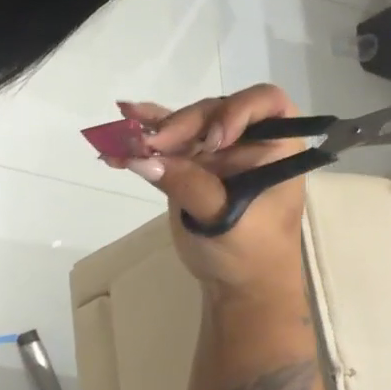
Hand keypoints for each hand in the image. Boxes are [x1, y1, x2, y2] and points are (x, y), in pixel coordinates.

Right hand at [106, 85, 307, 292]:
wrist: (238, 285)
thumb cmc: (249, 253)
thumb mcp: (224, 218)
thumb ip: (187, 184)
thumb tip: (139, 157)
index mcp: (274, 149)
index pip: (265, 104)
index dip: (236, 111)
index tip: (213, 140)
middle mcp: (246, 142)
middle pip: (212, 112)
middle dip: (181, 125)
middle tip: (151, 146)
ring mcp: (214, 153)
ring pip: (183, 124)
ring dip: (152, 127)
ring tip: (123, 133)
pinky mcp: (187, 166)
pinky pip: (164, 144)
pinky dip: (141, 137)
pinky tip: (116, 131)